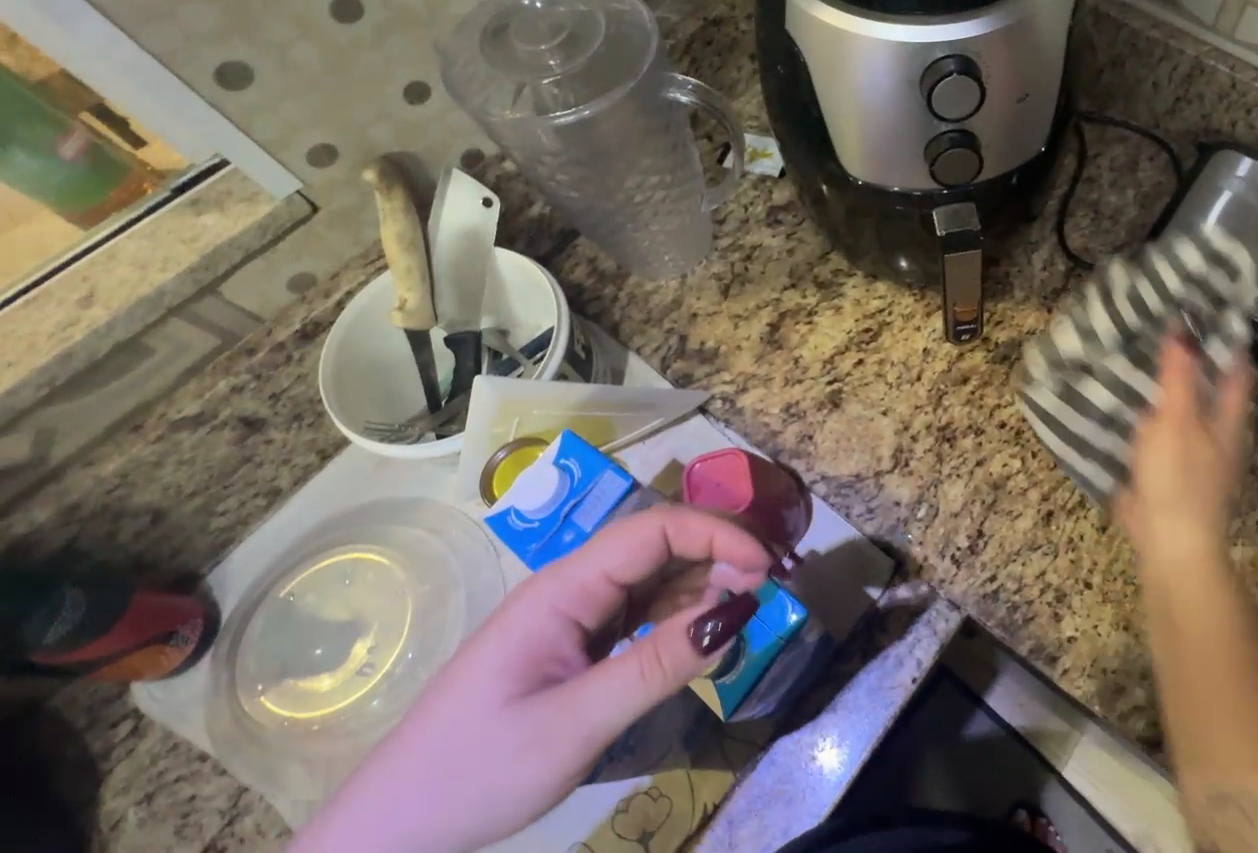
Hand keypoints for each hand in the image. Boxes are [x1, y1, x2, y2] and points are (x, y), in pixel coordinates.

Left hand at [292, 504, 771, 852]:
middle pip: (658, 545)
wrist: (393, 830)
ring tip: (750, 608)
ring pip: (654, 577)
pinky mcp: (577, 644)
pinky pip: (642, 612)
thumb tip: (738, 613)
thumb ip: (657, 665)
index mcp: (563, 589)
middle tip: (770, 590)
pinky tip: (706, 632)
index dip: (716, 535)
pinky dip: (682, 615)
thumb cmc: (475, 772)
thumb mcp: (575, 724)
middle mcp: (572, 588)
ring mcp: (574, 616)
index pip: (653, 530)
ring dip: (705, 583)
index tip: (766, 569)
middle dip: (719, 554)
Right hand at [1117, 331, 1254, 564]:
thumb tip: (1181, 328)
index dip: (1222, 334)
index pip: (1234, 364)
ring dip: (1158, 382)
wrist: (1169, 544)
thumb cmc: (1180, 479)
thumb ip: (1178, 375)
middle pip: (1205, 382)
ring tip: (1129, 349)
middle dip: (1185, 354)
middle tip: (1153, 320)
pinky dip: (1139, 409)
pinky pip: (1152, 428)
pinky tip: (1115, 396)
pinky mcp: (1164, 467)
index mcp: (1228, 416)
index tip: (1198, 303)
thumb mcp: (1177, 419)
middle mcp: (1215, 430)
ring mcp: (1190, 450)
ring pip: (1176, 404)